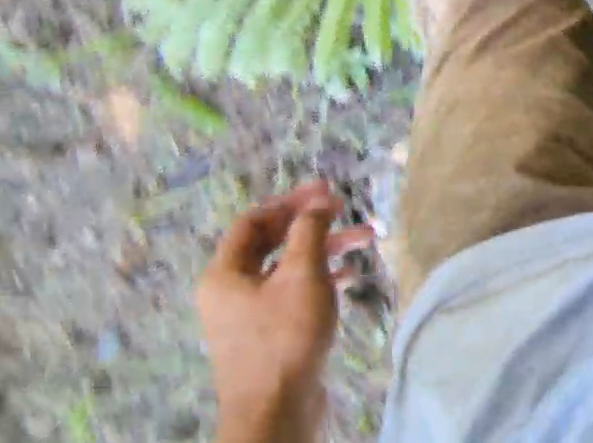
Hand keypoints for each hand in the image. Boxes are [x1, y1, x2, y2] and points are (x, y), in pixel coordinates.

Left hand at [197, 181, 373, 442]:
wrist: (276, 404)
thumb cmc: (285, 333)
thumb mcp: (301, 275)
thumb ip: (309, 232)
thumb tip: (316, 202)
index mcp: (225, 275)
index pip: (252, 222)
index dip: (289, 201)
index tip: (328, 189)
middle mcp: (230, 290)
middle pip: (271, 241)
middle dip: (312, 222)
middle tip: (346, 206)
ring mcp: (249, 312)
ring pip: (288, 264)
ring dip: (326, 246)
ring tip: (367, 238)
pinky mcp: (270, 329)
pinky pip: (294, 288)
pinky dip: (322, 273)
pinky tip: (351, 274)